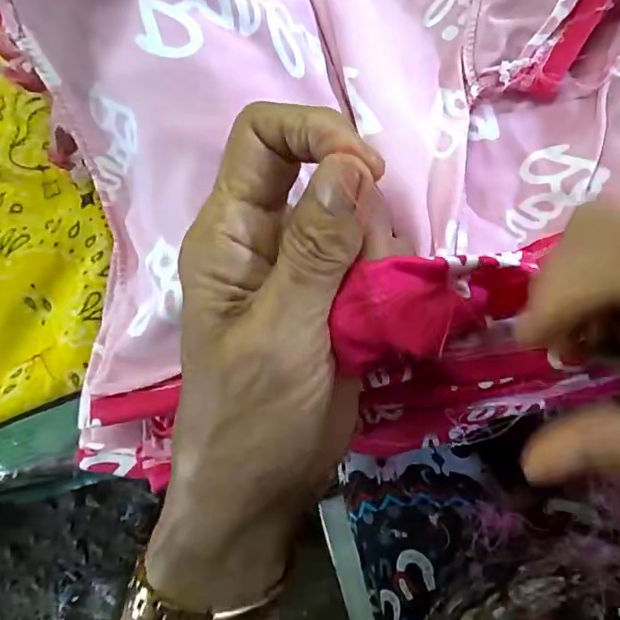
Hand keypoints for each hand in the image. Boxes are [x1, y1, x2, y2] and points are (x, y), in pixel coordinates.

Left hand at [148, 103, 385, 606]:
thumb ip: (316, 249)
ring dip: (379, 258)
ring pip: (361, 219)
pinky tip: (376, 327)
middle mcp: (265, 237)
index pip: (262, 136)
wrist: (262, 488)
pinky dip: (388, 284)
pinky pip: (375, 260)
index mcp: (230, 232)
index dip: (315, 131)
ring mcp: (304, 267)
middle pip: (327, 175)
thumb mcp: (282, 332)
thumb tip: (350, 163)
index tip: (367, 170)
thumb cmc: (252, 415)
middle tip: (363, 282)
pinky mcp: (335, 296)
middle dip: (361, 217)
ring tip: (362, 320)